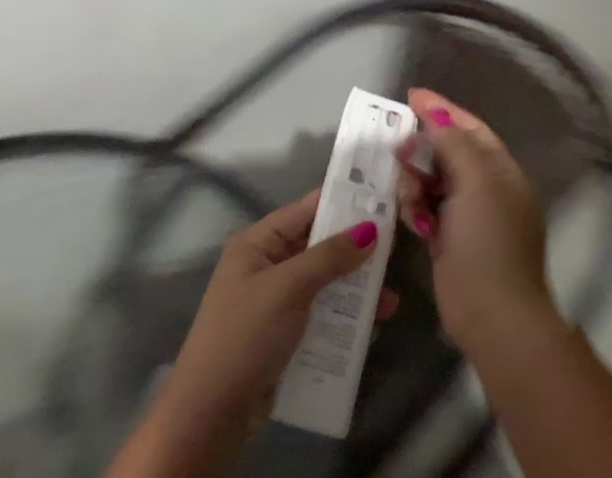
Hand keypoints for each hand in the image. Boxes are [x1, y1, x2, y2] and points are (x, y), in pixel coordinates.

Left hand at [109, 190, 392, 476]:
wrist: (213, 411)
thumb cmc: (245, 335)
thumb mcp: (288, 288)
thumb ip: (329, 257)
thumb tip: (370, 228)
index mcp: (258, 244)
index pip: (306, 210)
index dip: (343, 203)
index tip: (384, 200)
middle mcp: (268, 267)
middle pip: (320, 248)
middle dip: (357, 253)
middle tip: (398, 253)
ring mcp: (277, 303)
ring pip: (326, 286)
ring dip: (356, 292)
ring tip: (391, 303)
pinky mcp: (287, 336)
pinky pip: (323, 318)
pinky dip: (346, 321)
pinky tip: (373, 330)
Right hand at [395, 88, 556, 350]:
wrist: (493, 314)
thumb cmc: (488, 241)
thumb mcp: (475, 182)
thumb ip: (453, 143)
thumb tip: (436, 111)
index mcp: (502, 171)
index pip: (470, 128)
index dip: (441, 110)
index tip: (409, 96)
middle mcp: (487, 189)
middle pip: (446, 153)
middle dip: (421, 151)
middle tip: (397, 153)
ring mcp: (467, 217)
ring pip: (430, 181)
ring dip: (415, 184)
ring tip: (410, 200)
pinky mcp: (448, 241)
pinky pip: (425, 209)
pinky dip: (416, 209)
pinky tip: (414, 222)